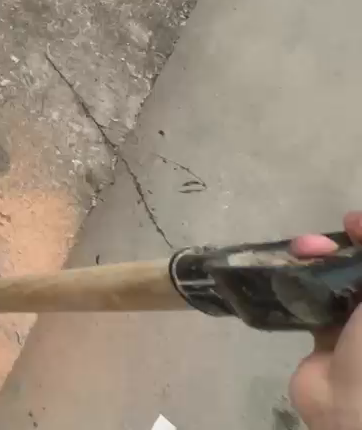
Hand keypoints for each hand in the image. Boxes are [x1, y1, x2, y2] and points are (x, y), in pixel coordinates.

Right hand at [290, 212, 361, 429]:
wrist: (356, 409)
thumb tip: (359, 220)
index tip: (348, 221)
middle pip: (358, 272)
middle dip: (338, 250)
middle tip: (313, 243)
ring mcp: (356, 330)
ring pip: (333, 283)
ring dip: (310, 263)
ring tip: (293, 254)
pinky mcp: (323, 337)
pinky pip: (307, 301)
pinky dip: (291, 284)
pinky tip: (275, 272)